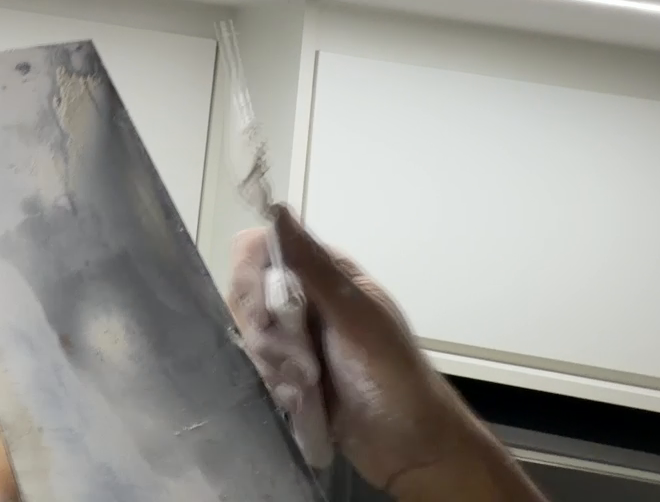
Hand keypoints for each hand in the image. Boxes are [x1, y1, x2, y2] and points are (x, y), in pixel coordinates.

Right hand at [228, 207, 545, 501]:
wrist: (414, 451)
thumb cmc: (393, 378)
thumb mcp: (356, 317)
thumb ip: (313, 265)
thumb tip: (279, 209)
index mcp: (322, 272)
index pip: (259, 248)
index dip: (250, 274)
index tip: (262, 309)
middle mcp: (301, 295)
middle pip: (246, 289)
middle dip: (264, 329)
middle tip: (297, 359)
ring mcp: (290, 332)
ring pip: (246, 327)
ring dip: (270, 358)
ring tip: (304, 383)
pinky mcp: (282, 365)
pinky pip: (251, 359)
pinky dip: (270, 379)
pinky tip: (297, 396)